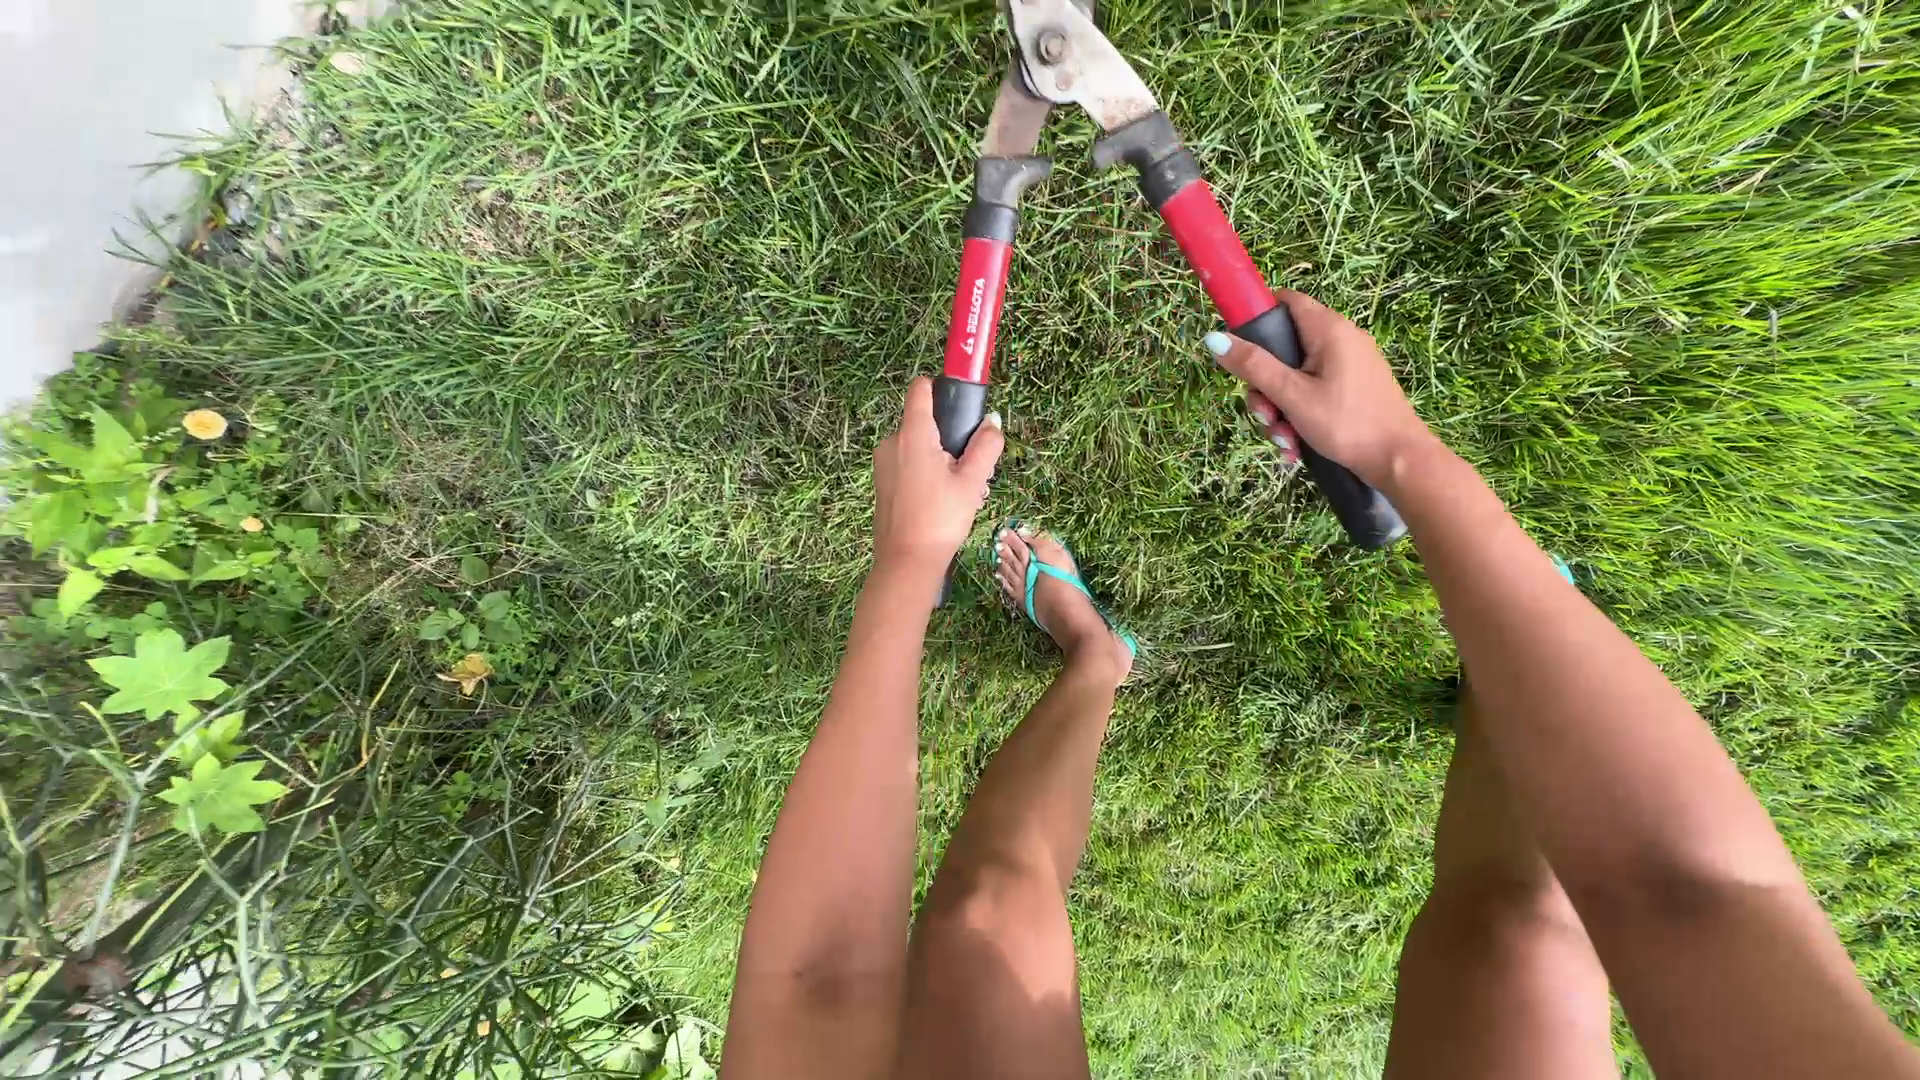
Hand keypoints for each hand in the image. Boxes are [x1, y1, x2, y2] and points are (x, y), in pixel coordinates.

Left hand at [871, 376, 1004, 579]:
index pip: (920, 389)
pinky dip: (925, 474)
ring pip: (917, 447)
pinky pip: (907, 466)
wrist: (907, 563)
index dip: (941, 388)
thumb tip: (992, 424)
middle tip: (969, 468)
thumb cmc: (941, 519)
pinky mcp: (881, 484)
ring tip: (959, 491)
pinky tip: (941, 502)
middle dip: (948, 437)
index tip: (961, 406)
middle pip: (923, 422)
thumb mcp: (972, 482)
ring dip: (939, 459)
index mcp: (912, 434)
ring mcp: (883, 464)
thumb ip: (985, 447)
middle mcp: (891, 443)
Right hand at [1205, 289, 1435, 485]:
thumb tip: (1213, 338)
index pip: (1285, 301)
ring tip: (1285, 440)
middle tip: (1264, 415)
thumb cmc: (1346, 423)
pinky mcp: (1351, 390)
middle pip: (1283, 351)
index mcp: (1329, 330)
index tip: (1239, 349)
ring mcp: (1348, 367)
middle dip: (1264, 388)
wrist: (1397, 461)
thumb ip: (1253, 366)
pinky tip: (1296, 446)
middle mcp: (1341, 341)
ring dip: (1279, 411)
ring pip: (1293, 379)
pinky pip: (1312, 395)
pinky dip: (1298, 418)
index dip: (1257, 319)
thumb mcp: (1291, 396)